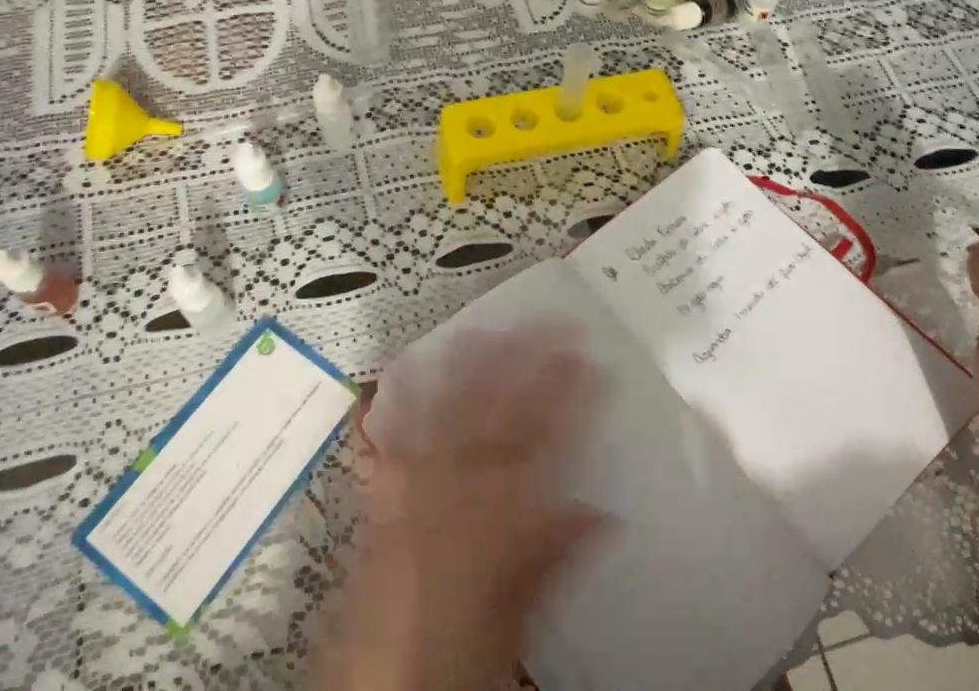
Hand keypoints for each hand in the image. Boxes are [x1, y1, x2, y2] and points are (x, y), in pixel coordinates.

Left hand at [314, 324, 608, 690]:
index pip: (546, 443)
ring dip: (471, 363)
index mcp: (498, 523)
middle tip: (553, 323)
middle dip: (528, 361)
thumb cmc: (452, 657)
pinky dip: (406, 395)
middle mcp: (452, 494)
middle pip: (497, 413)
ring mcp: (412, 489)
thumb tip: (601, 515)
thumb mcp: (521, 614)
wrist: (376, 685)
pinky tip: (409, 366)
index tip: (592, 361)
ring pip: (447, 410)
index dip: (572, 396)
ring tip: (491, 323)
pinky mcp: (382, 497)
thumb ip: (556, 556)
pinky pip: (396, 433)